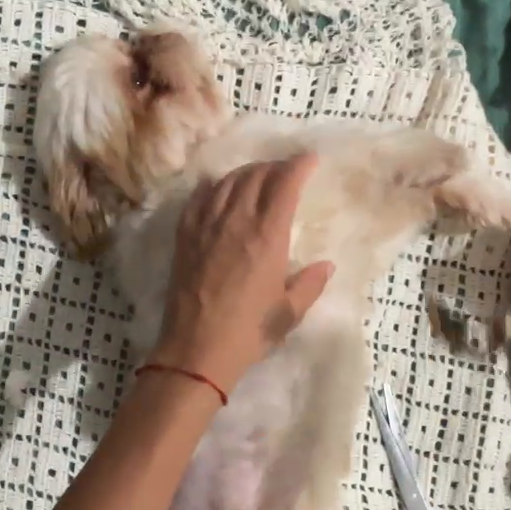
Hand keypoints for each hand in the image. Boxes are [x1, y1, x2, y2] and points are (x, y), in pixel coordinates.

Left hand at [146, 155, 334, 392]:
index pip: (285, 184)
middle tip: (285, 170)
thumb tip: (326, 266)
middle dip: (274, 165)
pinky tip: (218, 188)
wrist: (196, 350)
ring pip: (226, 181)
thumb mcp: (289, 313)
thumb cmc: (248, 333)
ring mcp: (205, 226)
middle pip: (255, 175)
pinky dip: (212, 186)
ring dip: (245, 172)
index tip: (310, 159)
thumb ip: (310, 284)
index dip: (299, 165)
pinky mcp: (184, 237)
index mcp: (267, 236)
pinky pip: (198, 198)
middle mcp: (236, 221)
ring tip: (256, 176)